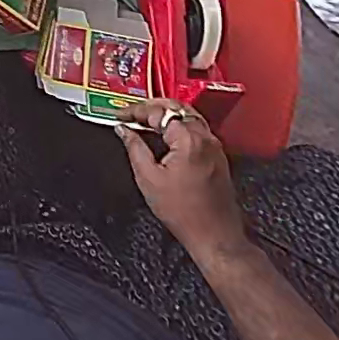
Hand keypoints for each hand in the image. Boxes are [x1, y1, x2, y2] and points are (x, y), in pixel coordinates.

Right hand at [115, 99, 250, 260]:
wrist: (213, 234)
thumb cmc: (185, 212)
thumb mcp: (148, 178)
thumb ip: (134, 148)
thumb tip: (124, 131)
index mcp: (188, 141)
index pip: (157, 112)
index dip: (135, 111)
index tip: (121, 115)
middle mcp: (205, 138)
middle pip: (176, 107)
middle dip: (151, 106)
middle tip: (131, 112)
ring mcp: (214, 145)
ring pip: (188, 114)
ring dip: (166, 112)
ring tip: (145, 119)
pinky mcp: (217, 154)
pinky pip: (196, 127)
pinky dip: (178, 123)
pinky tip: (164, 133)